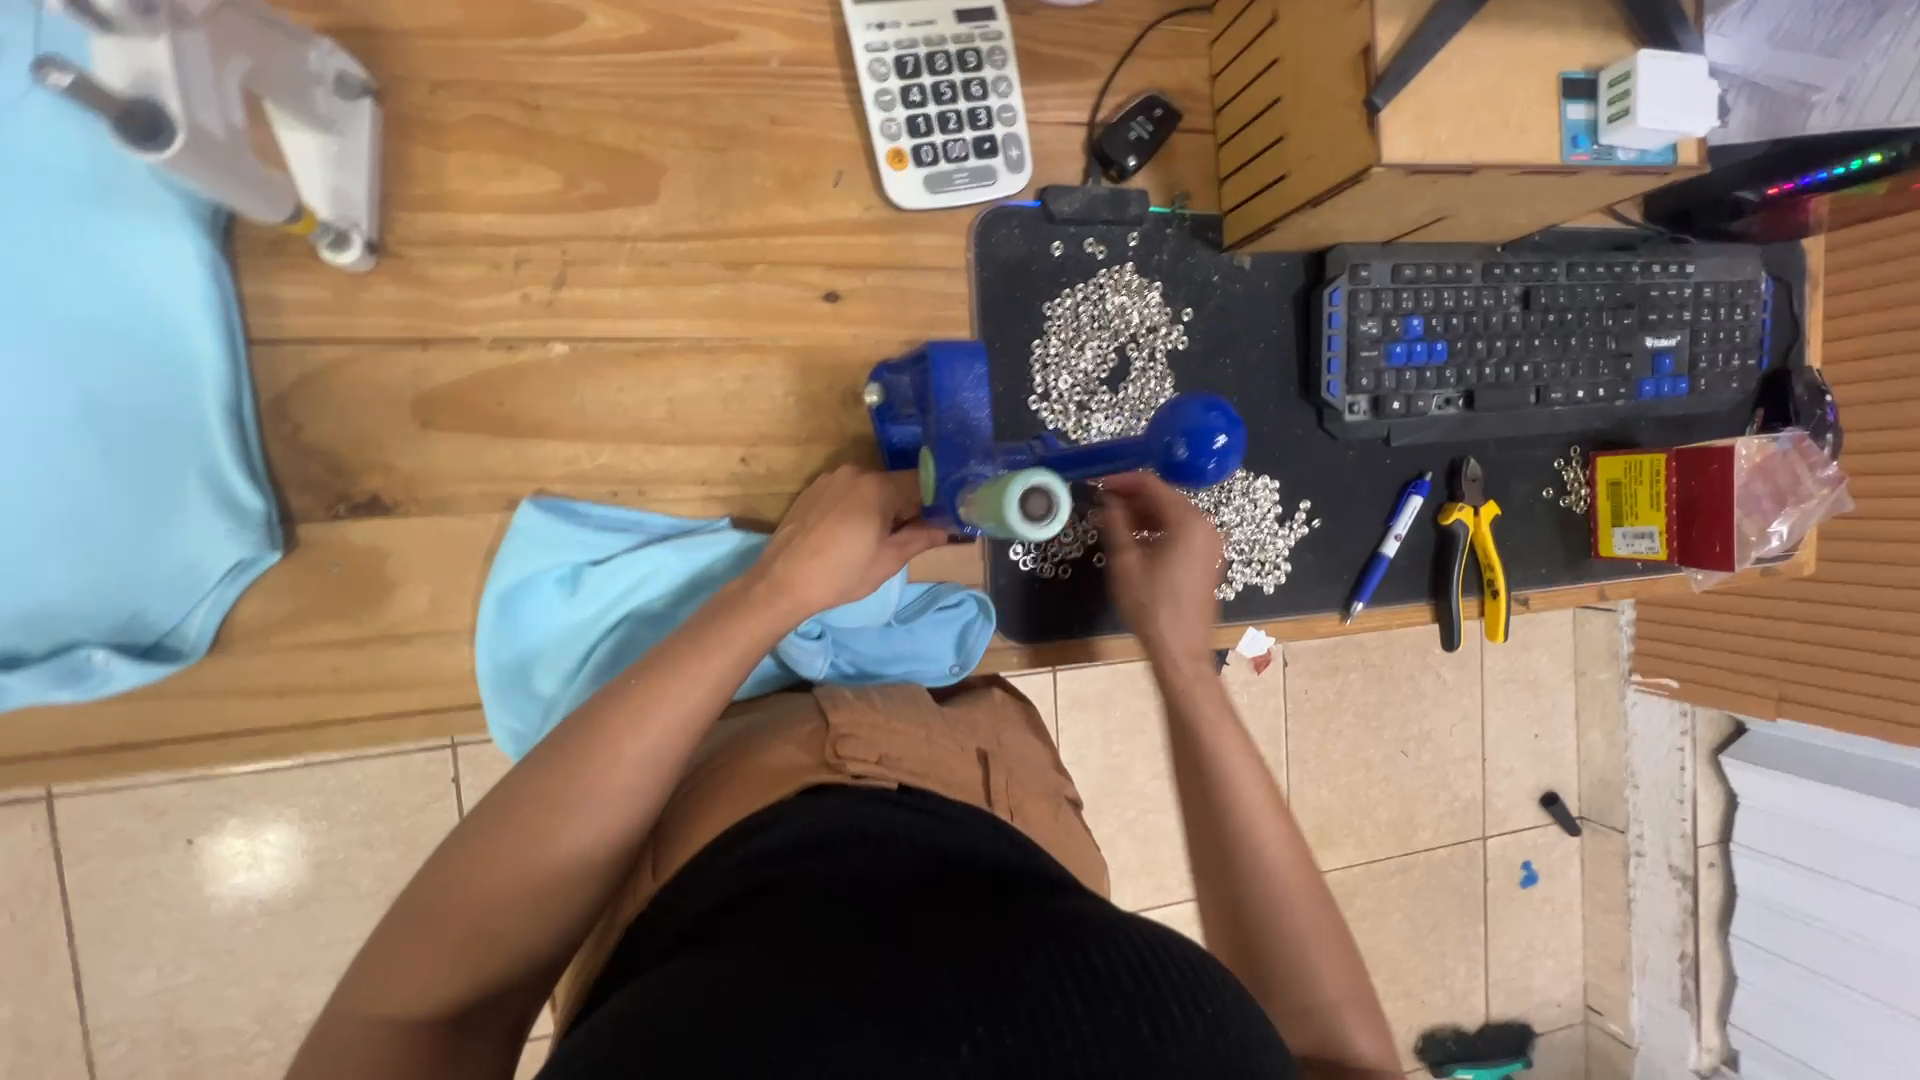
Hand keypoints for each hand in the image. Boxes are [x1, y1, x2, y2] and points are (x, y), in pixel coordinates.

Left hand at [752, 465, 949, 622]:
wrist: (783, 582)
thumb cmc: (842, 573)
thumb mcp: (889, 560)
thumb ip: (922, 538)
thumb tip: (947, 528)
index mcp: (878, 486)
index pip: (921, 482)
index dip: (934, 501)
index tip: (939, 521)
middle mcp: (854, 473)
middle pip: (894, 484)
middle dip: (906, 506)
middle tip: (910, 536)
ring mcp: (829, 480)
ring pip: (868, 489)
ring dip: (880, 508)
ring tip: (877, 539)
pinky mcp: (812, 491)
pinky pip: (846, 493)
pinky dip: (856, 507)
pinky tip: (850, 534)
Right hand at [1099, 471, 1222, 664]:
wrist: (1180, 649)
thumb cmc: (1150, 606)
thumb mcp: (1125, 562)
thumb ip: (1115, 523)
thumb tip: (1108, 500)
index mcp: (1188, 521)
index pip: (1152, 484)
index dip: (1122, 481)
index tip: (1097, 484)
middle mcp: (1205, 525)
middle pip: (1165, 497)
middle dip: (1132, 498)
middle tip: (1102, 504)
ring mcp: (1210, 543)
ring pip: (1173, 515)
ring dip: (1144, 514)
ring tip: (1114, 522)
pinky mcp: (1208, 559)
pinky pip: (1181, 532)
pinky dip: (1158, 529)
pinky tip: (1136, 540)